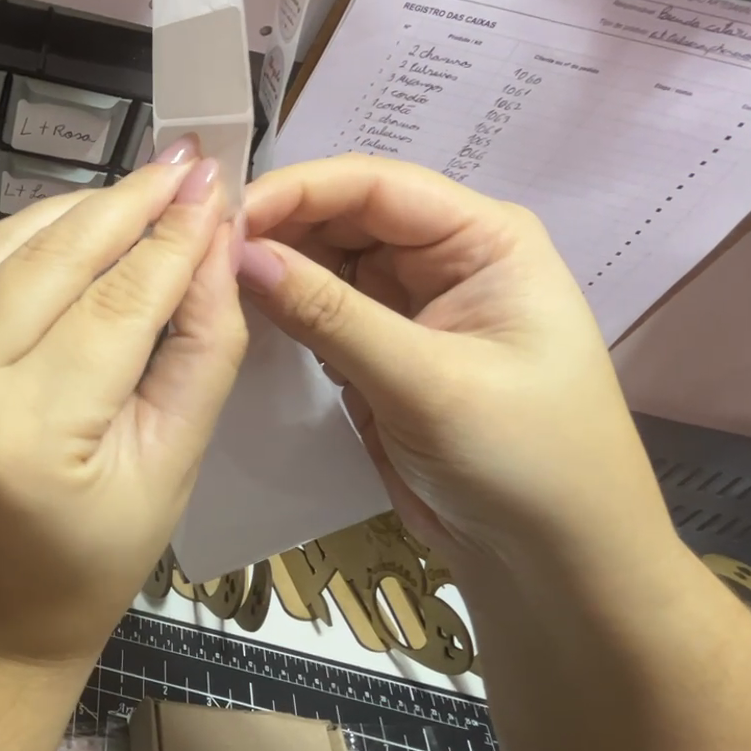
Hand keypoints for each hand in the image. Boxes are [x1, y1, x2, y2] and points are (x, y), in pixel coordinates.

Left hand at [0, 138, 246, 664]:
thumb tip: (211, 245)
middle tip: (182, 163)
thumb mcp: (171, 464)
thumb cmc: (96, 558)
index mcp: (28, 433)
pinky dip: (27, 239)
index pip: (114, 306)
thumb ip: (199, 350)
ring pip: (2, 251)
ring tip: (139, 189)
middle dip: (123, 204)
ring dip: (74, 210)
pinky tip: (76, 225)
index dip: (171, 239)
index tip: (214, 185)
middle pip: (50, 262)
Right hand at [235, 155, 673, 569]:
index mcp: (481, 238)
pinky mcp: (375, 342)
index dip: (293, 191)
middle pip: (339, 214)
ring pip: (319, 257)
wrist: (551, 564)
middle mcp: (440, 254)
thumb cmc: (524, 463)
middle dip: (272, 225)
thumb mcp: (426, 382)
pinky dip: (276, 304)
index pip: (372, 186)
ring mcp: (405, 300)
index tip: (221, 220)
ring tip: (205, 275)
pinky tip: (235, 307)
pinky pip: (314, 304)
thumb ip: (328, 313)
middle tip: (199, 251)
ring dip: (268, 263)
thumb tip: (237, 253)